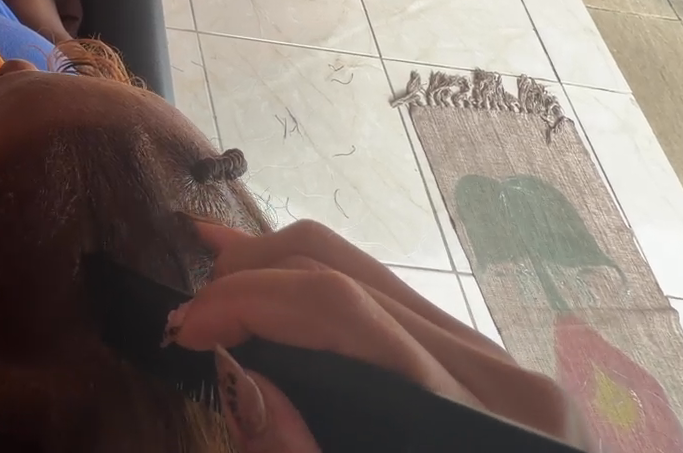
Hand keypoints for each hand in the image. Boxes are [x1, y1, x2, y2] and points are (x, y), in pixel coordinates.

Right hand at [172, 220, 593, 452]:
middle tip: (192, 326)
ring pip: (343, 258)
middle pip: (333, 268)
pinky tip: (242, 265)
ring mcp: (490, 355)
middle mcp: (499, 373)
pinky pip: (363, 280)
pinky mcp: (471, 351)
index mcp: (482, 423)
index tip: (184, 331)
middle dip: (242, 280)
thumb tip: (240, 374)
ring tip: (211, 302)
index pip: (339, 309)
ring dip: (260, 268)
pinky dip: (292, 273)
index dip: (246, 302)